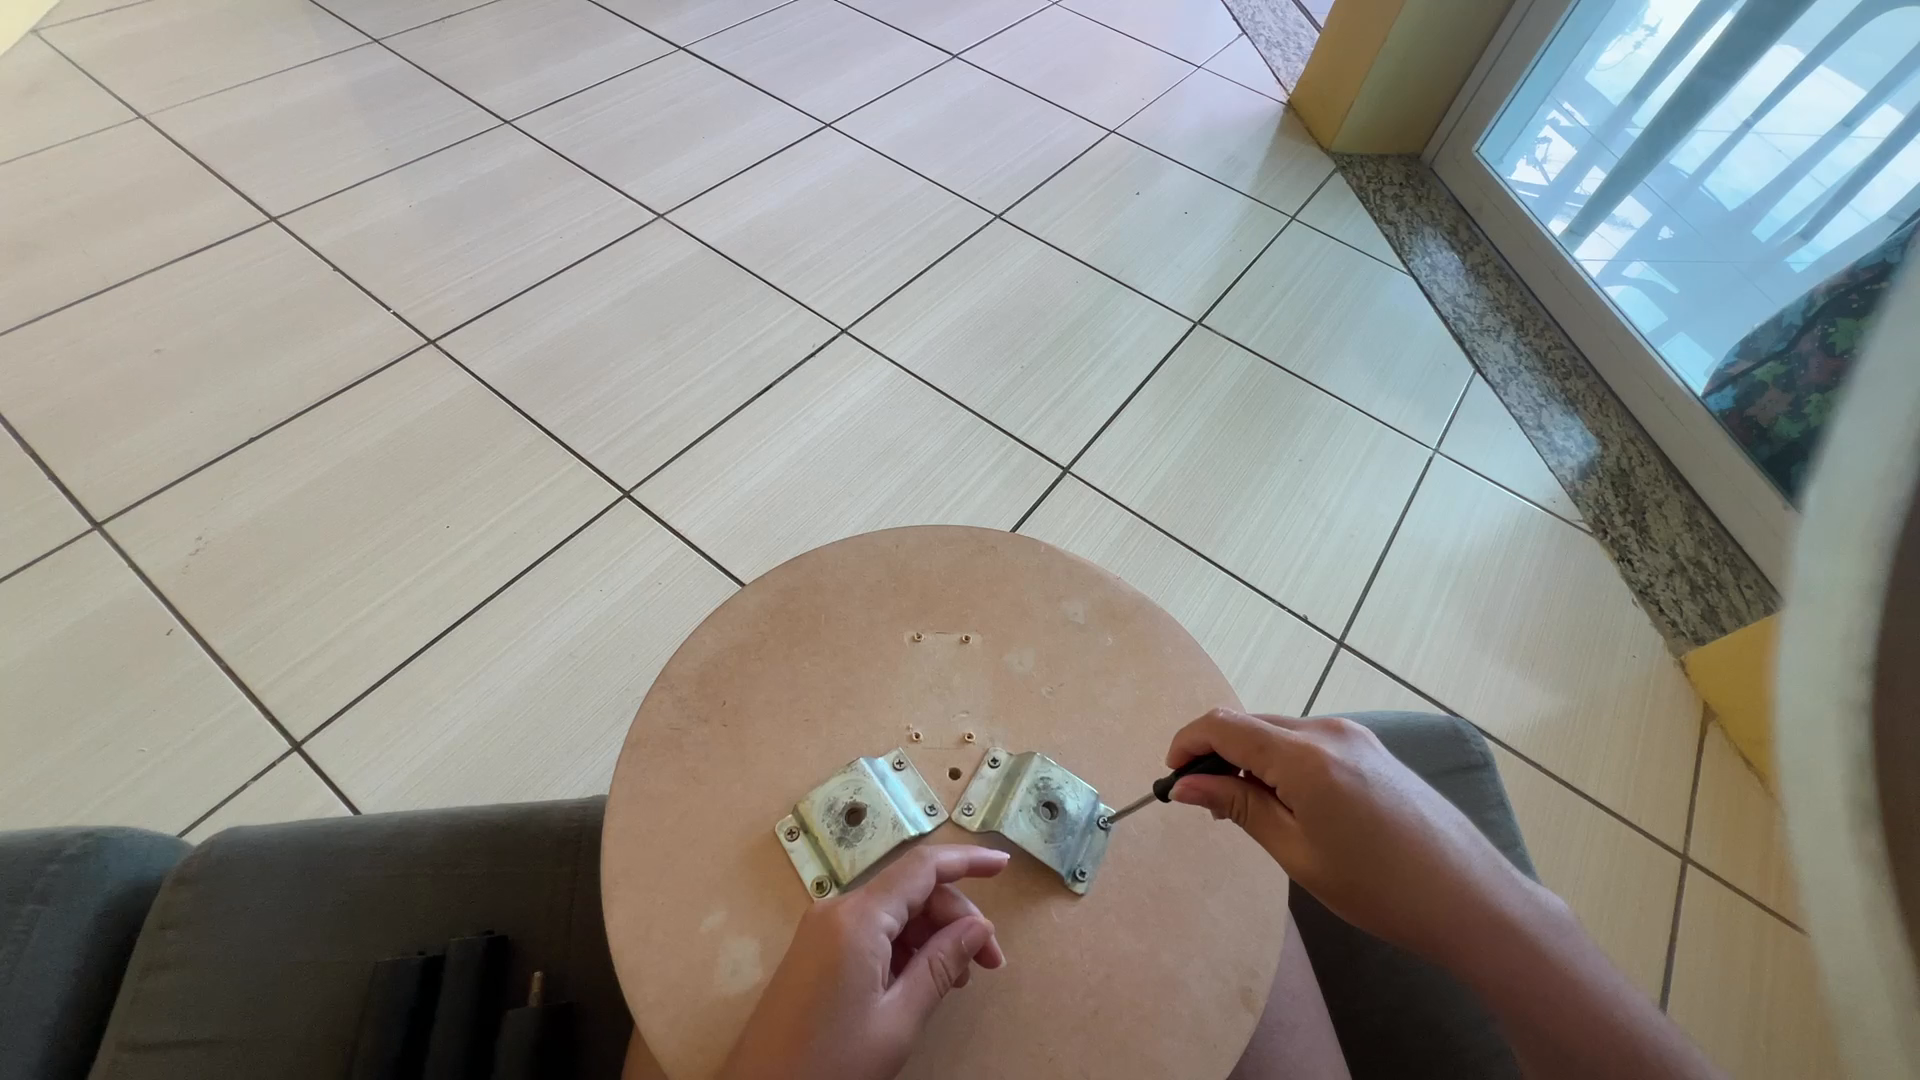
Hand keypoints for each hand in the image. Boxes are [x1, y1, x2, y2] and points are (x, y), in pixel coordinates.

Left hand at [718, 845, 1009, 1079]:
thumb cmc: (831, 1066)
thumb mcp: (896, 1021)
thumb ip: (941, 966)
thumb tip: (979, 927)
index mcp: (857, 917)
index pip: (922, 867)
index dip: (967, 860)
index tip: (1004, 864)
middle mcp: (838, 909)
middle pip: (912, 890)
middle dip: (956, 916)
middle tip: (991, 963)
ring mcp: (824, 928)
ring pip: (894, 910)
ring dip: (933, 934)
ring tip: (961, 977)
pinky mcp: (817, 949)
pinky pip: (872, 929)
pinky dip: (905, 946)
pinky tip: (924, 978)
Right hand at [1165, 709, 1548, 965]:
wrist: (1474, 901)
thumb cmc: (1379, 888)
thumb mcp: (1297, 852)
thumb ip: (1238, 807)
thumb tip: (1184, 786)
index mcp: (1304, 756)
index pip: (1223, 726)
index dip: (1187, 744)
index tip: (1172, 778)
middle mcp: (1327, 730)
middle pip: (1248, 723)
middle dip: (1216, 753)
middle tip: (1207, 803)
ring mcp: (1354, 735)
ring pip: (1277, 731)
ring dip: (1249, 758)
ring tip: (1248, 809)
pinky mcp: (1370, 748)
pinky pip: (1306, 741)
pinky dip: (1280, 761)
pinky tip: (1288, 801)